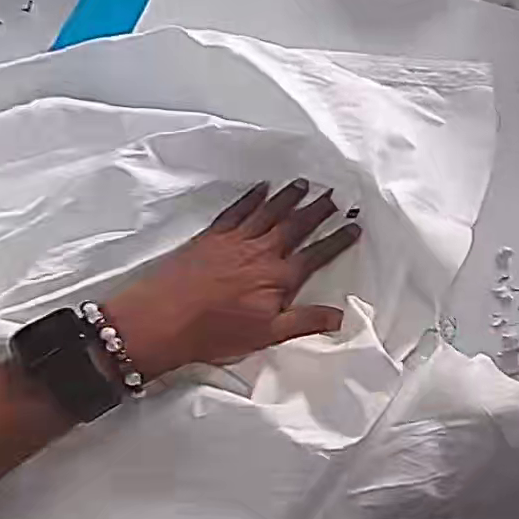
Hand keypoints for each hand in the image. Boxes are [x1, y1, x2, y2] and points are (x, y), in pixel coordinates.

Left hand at [103, 180, 361, 379]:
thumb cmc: (215, 332)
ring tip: (304, 183)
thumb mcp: (266, 335)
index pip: (317, 255)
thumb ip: (305, 322)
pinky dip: (251, 197)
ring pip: (269, 211)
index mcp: (278, 277)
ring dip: (288, 197)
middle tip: (333, 195)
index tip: (354, 227)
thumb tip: (340, 316)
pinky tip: (261, 187)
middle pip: (295, 225)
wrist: (163, 319)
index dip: (338, 241)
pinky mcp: (212, 236)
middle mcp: (261, 252)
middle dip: (317, 210)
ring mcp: (235, 240)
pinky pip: (237, 210)